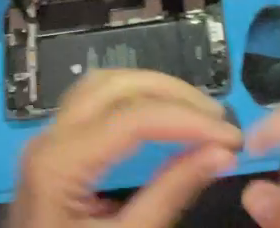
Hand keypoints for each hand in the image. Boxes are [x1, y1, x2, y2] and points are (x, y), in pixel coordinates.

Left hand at [10, 69, 242, 227]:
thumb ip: (171, 194)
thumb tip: (222, 153)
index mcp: (58, 164)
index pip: (132, 119)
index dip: (187, 121)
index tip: (232, 137)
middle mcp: (48, 138)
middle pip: (114, 87)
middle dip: (172, 94)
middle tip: (218, 117)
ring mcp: (48, 140)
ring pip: (103, 85)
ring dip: (152, 89)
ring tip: (195, 111)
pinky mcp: (55, 148)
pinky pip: (94, 102)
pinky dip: (132, 98)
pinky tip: (160, 113)